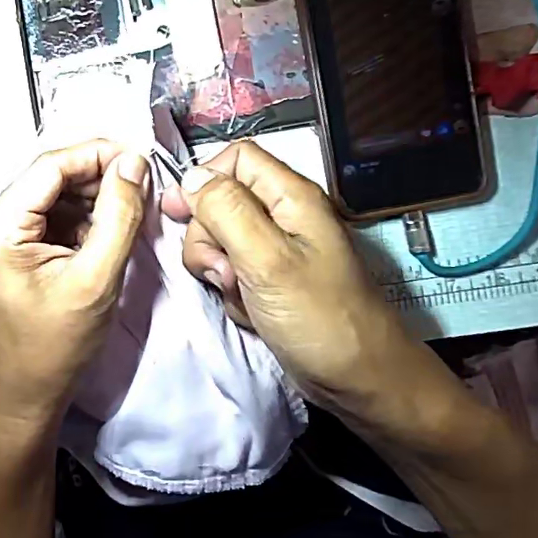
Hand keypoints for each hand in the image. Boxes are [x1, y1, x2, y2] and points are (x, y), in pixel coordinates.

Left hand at [0, 140, 148, 438]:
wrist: (28, 396)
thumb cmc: (57, 347)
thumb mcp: (97, 278)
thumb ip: (119, 215)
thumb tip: (134, 162)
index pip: (49, 167)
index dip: (98, 154)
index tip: (141, 158)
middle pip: (50, 178)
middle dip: (99, 178)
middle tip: (143, 187)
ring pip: (54, 195)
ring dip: (94, 198)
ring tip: (131, 211)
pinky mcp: (9, 249)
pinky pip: (51, 217)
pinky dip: (83, 218)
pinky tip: (109, 230)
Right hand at [159, 141, 427, 406]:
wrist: (358, 378)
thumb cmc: (320, 317)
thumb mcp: (267, 258)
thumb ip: (226, 211)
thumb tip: (191, 177)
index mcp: (291, 196)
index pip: (237, 159)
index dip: (203, 179)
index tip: (179, 213)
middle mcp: (284, 217)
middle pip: (221, 202)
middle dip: (209, 238)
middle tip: (223, 271)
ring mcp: (278, 251)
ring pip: (222, 242)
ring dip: (220, 271)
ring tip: (242, 295)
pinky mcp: (272, 282)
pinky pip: (233, 274)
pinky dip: (233, 294)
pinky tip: (251, 312)